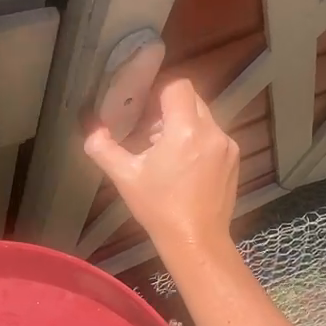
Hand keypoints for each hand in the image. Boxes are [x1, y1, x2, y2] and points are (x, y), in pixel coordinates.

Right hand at [83, 79, 238, 252]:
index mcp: (185, 130)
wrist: (196, 239)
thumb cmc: (159, 208)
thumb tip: (91, 130)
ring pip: (204, 117)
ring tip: (164, 150)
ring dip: (183, 124)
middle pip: (192, 99)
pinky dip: (197, 140)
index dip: (159, 89)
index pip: (178, 86)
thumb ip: (104, 149)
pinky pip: (213, 136)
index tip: (144, 106)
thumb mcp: (125, 177)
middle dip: (169, 108)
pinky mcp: (234, 159)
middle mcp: (212, 131)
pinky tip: (183, 166)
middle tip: (148, 130)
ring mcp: (227, 145)